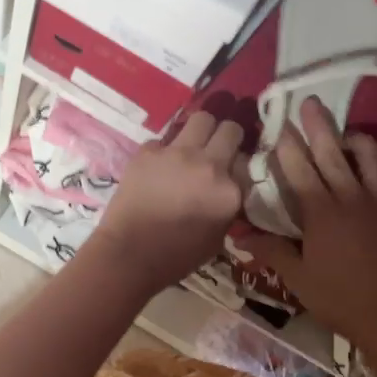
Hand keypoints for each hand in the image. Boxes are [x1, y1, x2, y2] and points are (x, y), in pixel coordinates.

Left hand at [89, 111, 244, 293]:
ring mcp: (177, 153)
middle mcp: (209, 164)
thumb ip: (228, 206)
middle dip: (225, 137)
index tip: (232, 170)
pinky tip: (156, 168)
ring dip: (200, 130)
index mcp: (230, 190)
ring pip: (201, 118)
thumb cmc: (176, 257)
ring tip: (191, 146)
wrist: (129, 255)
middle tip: (215, 150)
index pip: (247, 160)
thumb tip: (227, 186)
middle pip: (230, 129)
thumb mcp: (217, 238)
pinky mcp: (148, 152)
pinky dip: (163, 151)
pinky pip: (163, 139)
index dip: (239, 164)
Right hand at [239, 101, 376, 347]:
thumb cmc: (339, 299)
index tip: (278, 125)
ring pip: (370, 158)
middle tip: (310, 102)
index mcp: (323, 214)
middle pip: (333, 153)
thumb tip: (240, 235)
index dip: (287, 147)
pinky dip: (376, 167)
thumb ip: (272, 251)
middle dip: (319, 127)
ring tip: (345, 131)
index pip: (300, 171)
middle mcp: (353, 198)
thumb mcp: (298, 279)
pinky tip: (369, 172)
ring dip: (355, 139)